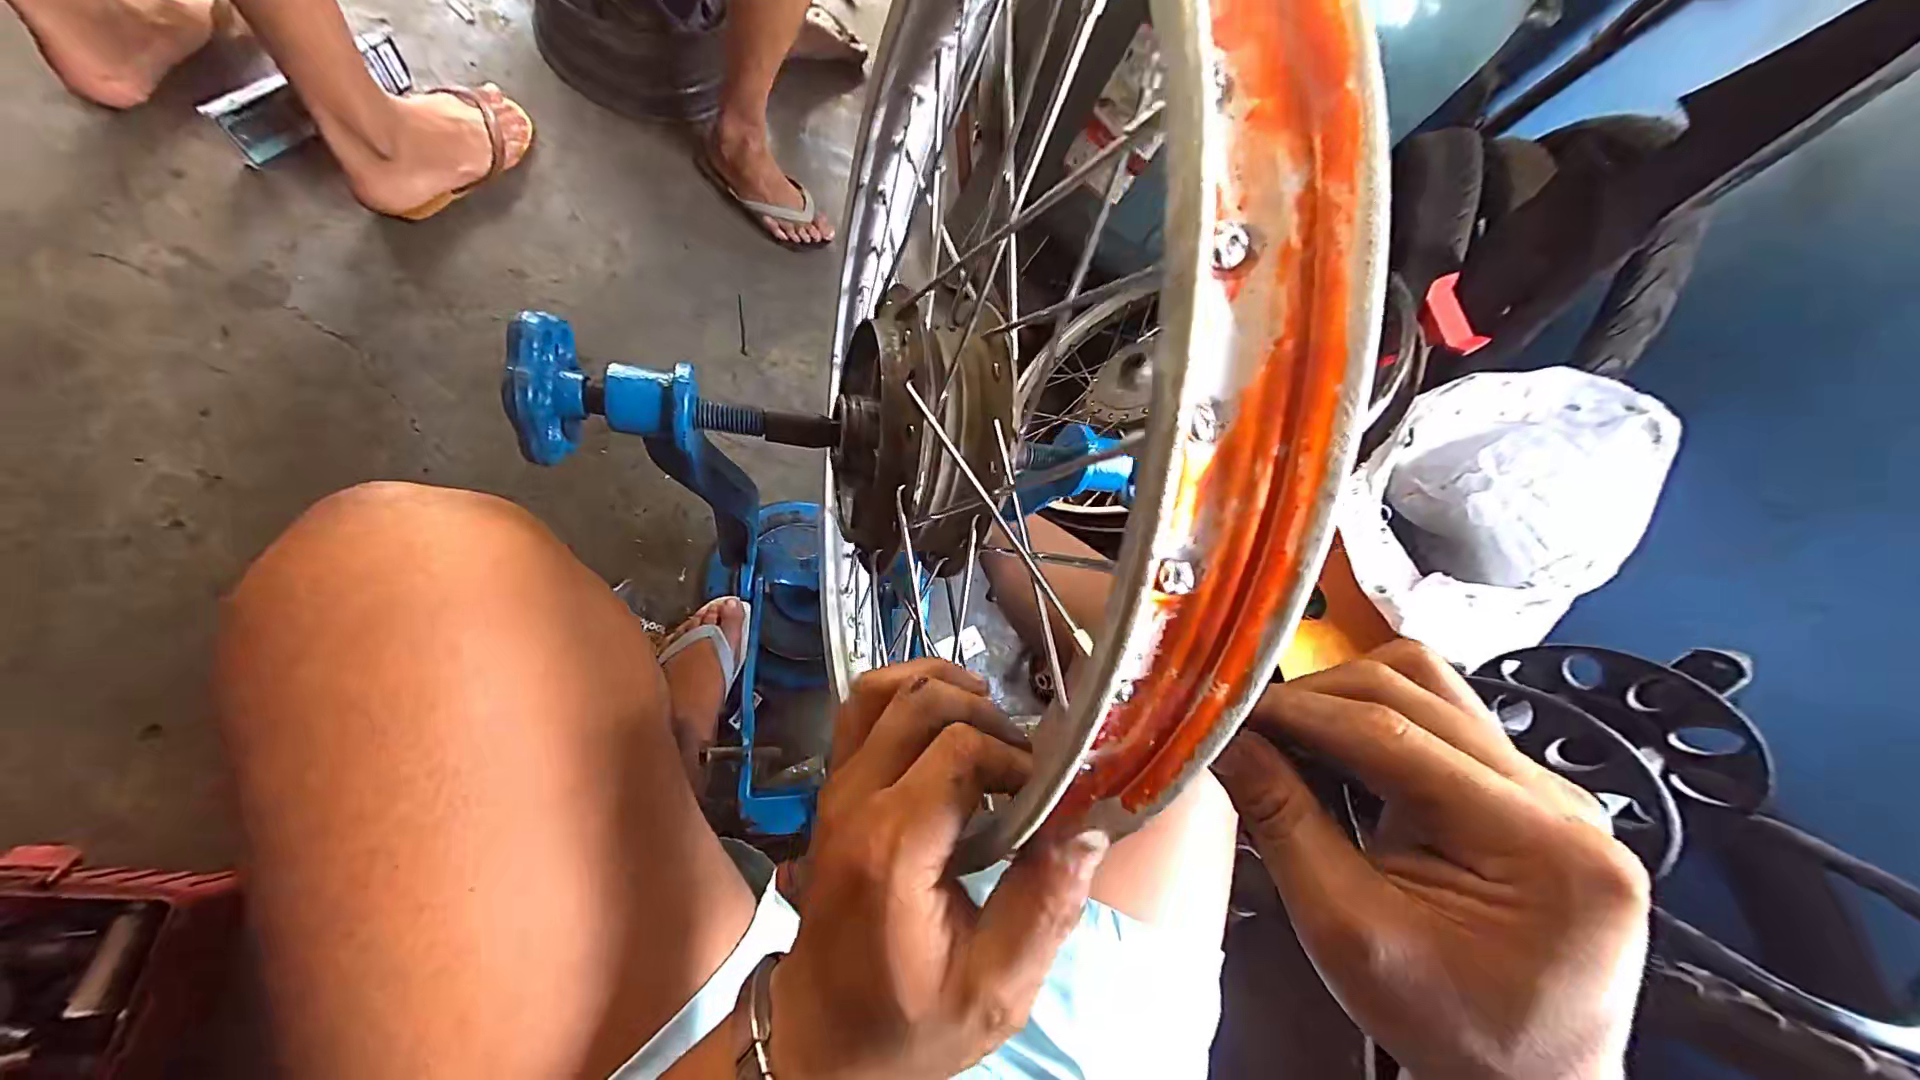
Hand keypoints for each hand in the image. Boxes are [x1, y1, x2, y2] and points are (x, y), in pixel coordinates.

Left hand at [769, 659, 1109, 1079]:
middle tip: (1019, 760)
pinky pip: (861, 706)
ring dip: (943, 689)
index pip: (960, 751)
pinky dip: (906, 690)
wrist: (823, 1034)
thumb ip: (1044, 905)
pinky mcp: (833, 783)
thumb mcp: (995, 989)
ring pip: (883, 688)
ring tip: (987, 719)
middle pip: (923, 704)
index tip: (1041, 793)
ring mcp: (836, 785)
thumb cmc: (908, 1018)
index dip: (1013, 758)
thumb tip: (1087, 824)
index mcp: (892, 846)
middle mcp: (855, 799)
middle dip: (986, 717)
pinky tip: (945, 716)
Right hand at [1210, 641, 1649, 1079]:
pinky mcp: (1521, 789)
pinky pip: (1437, 716)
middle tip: (1254, 727)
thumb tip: (1228, 741)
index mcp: (1541, 846)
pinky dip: (1371, 718)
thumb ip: (1282, 822)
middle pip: (1413, 689)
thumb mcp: (1344, 930)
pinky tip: (1338, 755)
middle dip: (1316, 699)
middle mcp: (1558, 801)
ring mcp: (1546, 789)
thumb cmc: (1445, 1024)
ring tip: (1296, 737)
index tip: (1232, 710)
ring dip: (1346, 698)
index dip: (1299, 711)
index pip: (1392, 733)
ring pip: (1427, 685)